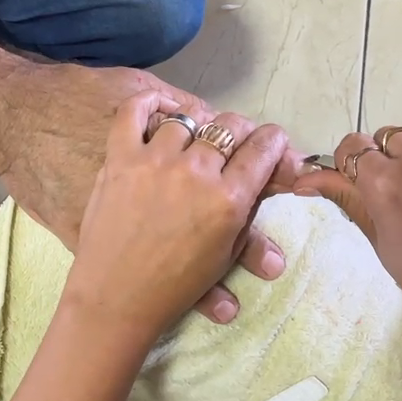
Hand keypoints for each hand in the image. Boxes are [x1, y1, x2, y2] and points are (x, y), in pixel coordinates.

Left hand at [61, 93, 289, 336]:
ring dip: (197, 126)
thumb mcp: (225, 255)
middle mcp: (196, 171)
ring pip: (187, 119)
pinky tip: (161, 109)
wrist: (115, 297)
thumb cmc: (175, 285)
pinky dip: (150, 103)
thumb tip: (286, 192)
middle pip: (229, 126)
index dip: (273, 141)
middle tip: (236, 143)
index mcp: (228, 199)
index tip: (271, 143)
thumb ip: (251, 216)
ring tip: (194, 139)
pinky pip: (134, 112)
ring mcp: (155, 160)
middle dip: (241, 131)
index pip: (262, 149)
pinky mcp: (120, 158)